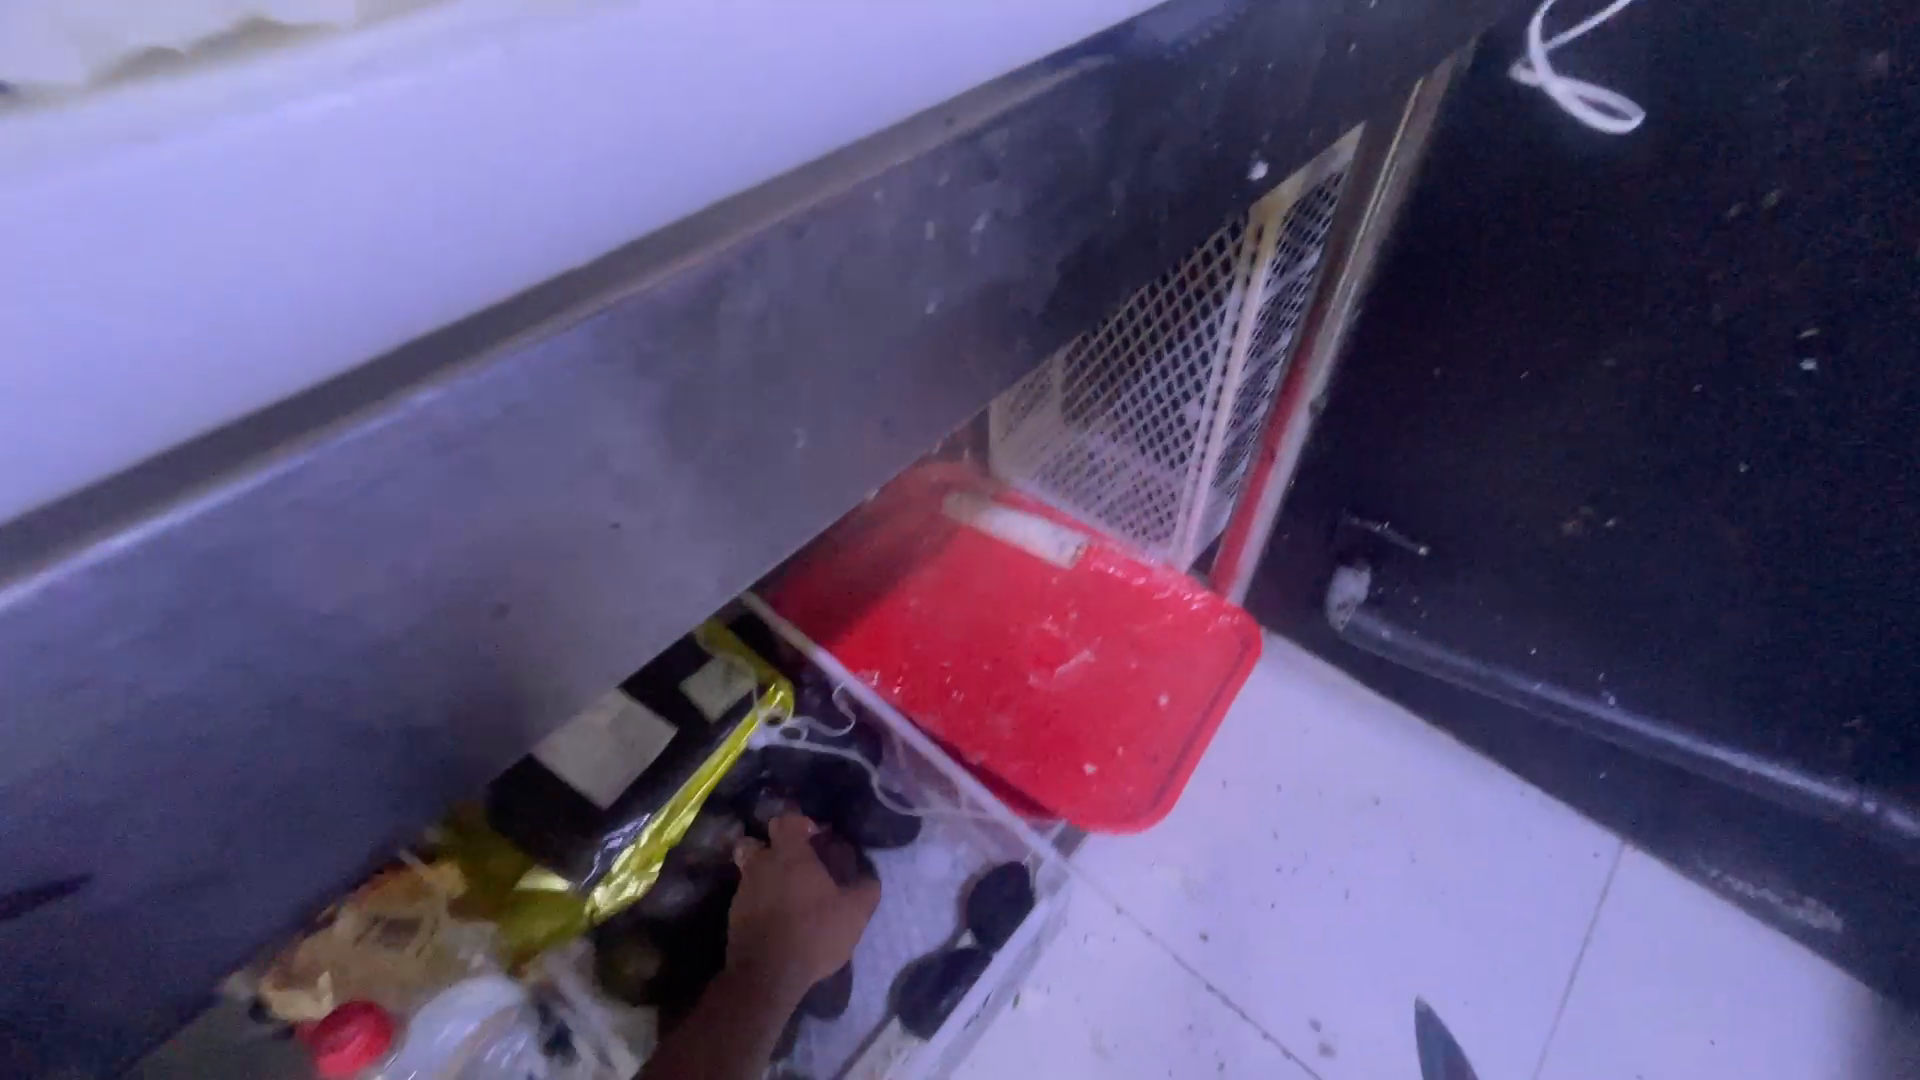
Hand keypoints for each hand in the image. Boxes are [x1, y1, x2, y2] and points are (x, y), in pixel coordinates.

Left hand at [728, 813, 881, 996]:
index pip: (788, 819)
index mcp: (789, 853)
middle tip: (796, 863)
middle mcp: (761, 864)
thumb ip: (866, 890)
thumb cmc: (813, 933)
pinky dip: (759, 900)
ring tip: (787, 893)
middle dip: (773, 846)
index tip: (817, 838)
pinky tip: (777, 918)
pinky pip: (747, 896)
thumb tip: (870, 879)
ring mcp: (743, 890)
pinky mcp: (734, 916)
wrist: (766, 977)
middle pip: (757, 841)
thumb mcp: (854, 913)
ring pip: (749, 869)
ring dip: (765, 874)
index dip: (802, 823)